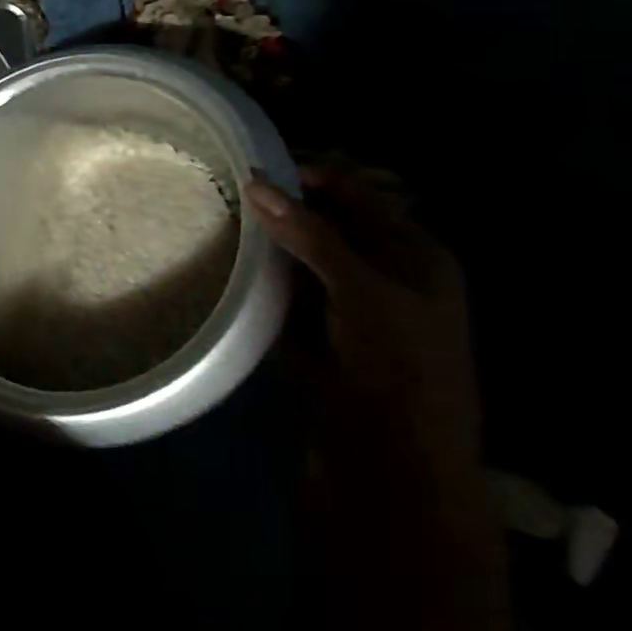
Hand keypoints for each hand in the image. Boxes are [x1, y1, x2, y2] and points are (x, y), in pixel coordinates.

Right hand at [247, 163, 508, 630]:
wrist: (394, 467)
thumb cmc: (397, 367)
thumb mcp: (361, 289)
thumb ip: (310, 234)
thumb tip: (256, 181)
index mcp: (415, 257)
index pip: (360, 197)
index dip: (314, 179)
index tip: (257, 164)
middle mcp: (383, 277)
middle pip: (327, 227)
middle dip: (284, 210)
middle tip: (228, 189)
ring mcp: (347, 309)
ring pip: (301, 261)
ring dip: (267, 245)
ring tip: (216, 218)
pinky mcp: (315, 337)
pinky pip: (283, 296)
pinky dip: (260, 281)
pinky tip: (224, 264)